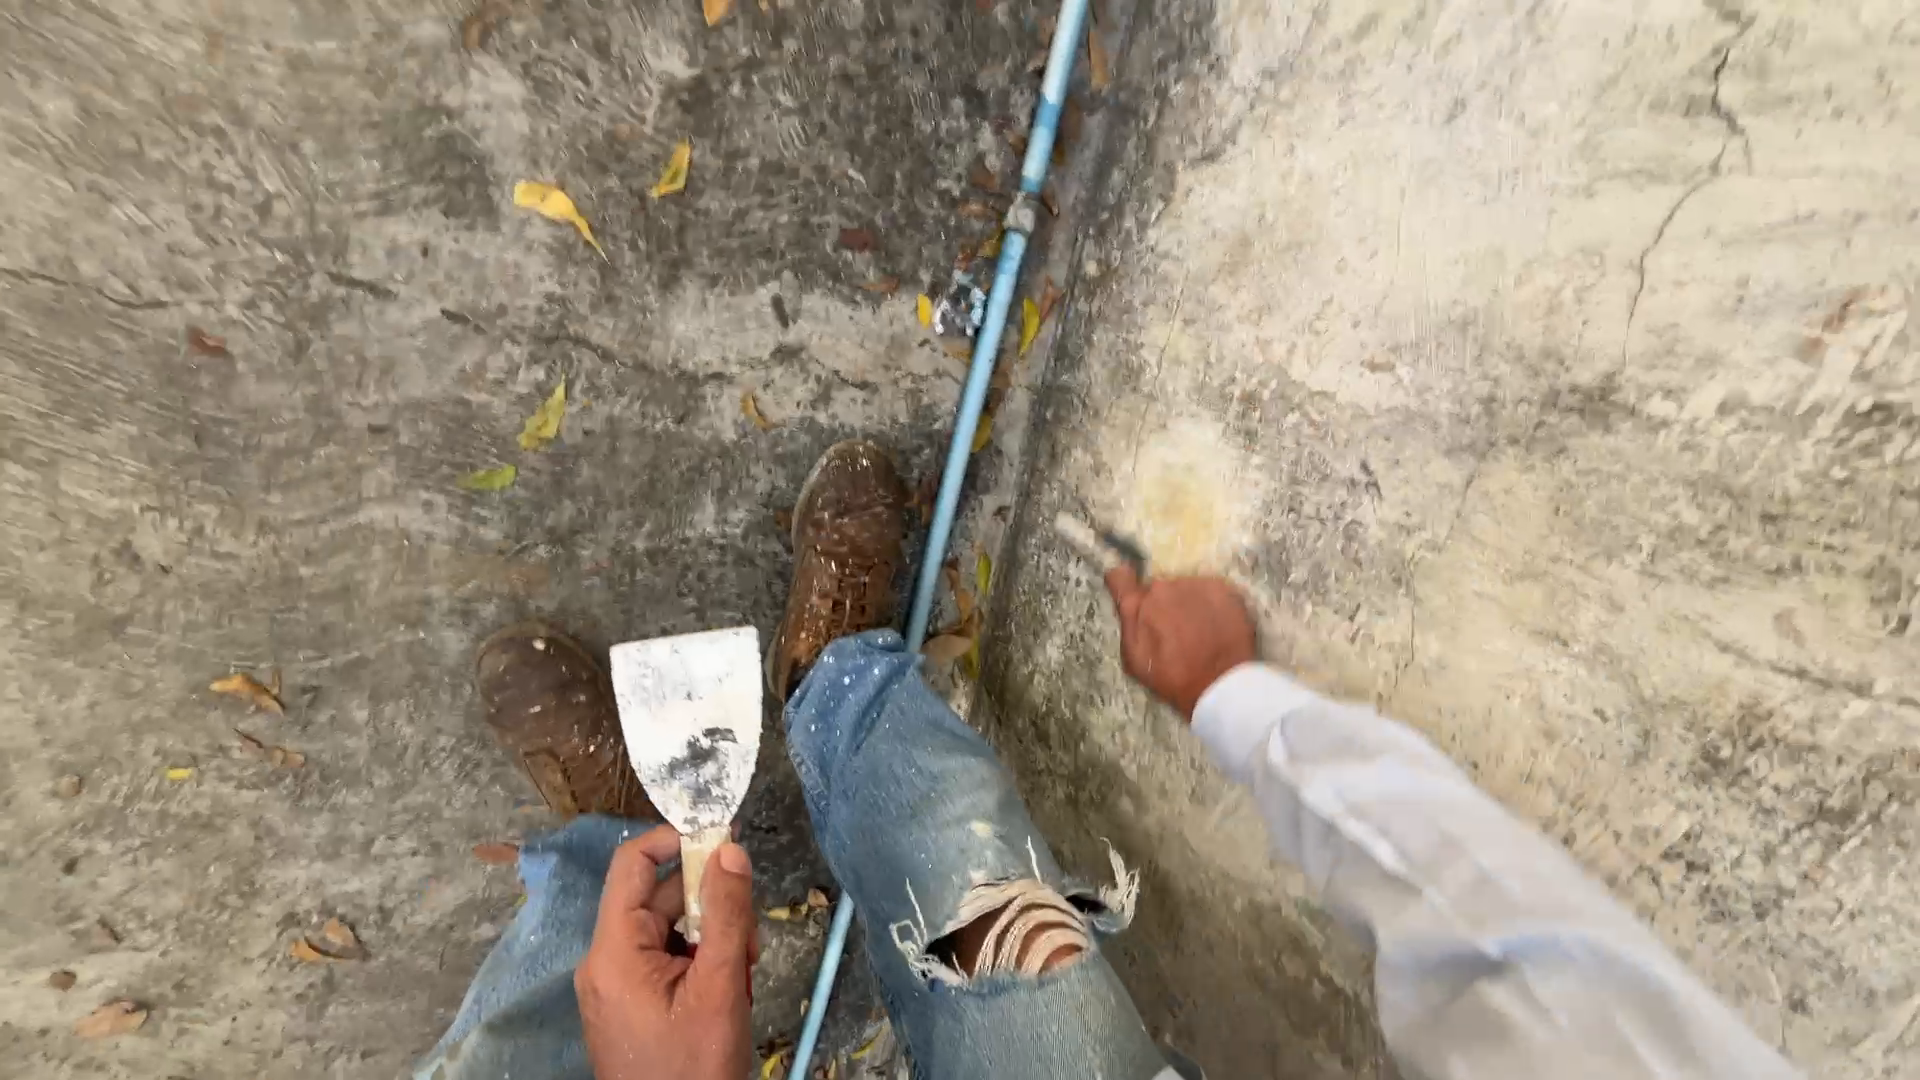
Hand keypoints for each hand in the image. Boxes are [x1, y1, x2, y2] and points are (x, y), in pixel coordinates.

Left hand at [575, 825, 756, 1079]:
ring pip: (675, 924)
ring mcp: (621, 980)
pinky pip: (672, 953)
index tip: (725, 837)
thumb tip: (731, 847)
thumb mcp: (719, 984)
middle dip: (713, 903)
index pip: (634, 862)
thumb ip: (727, 911)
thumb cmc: (693, 1066)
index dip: (676, 838)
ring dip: (716, 934)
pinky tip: (730, 983)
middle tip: (749, 938)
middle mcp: (608, 958)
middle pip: (664, 895)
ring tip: (743, 970)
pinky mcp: (636, 998)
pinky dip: (705, 957)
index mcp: (614, 951)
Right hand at [1104, 566, 1256, 719]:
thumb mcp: (1134, 660)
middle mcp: (1162, 587)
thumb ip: (1127, 623)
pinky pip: (1210, 590)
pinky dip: (1211, 604)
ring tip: (1200, 630)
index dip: (1123, 582)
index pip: (1119, 577)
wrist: (1221, 683)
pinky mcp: (1222, 587)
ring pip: (1185, 588)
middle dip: (1163, 603)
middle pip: (1158, 587)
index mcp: (1137, 605)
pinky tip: (1218, 625)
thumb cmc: (1172, 678)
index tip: (1130, 590)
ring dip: (1188, 603)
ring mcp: (1193, 584)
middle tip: (1175, 629)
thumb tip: (1127, 600)